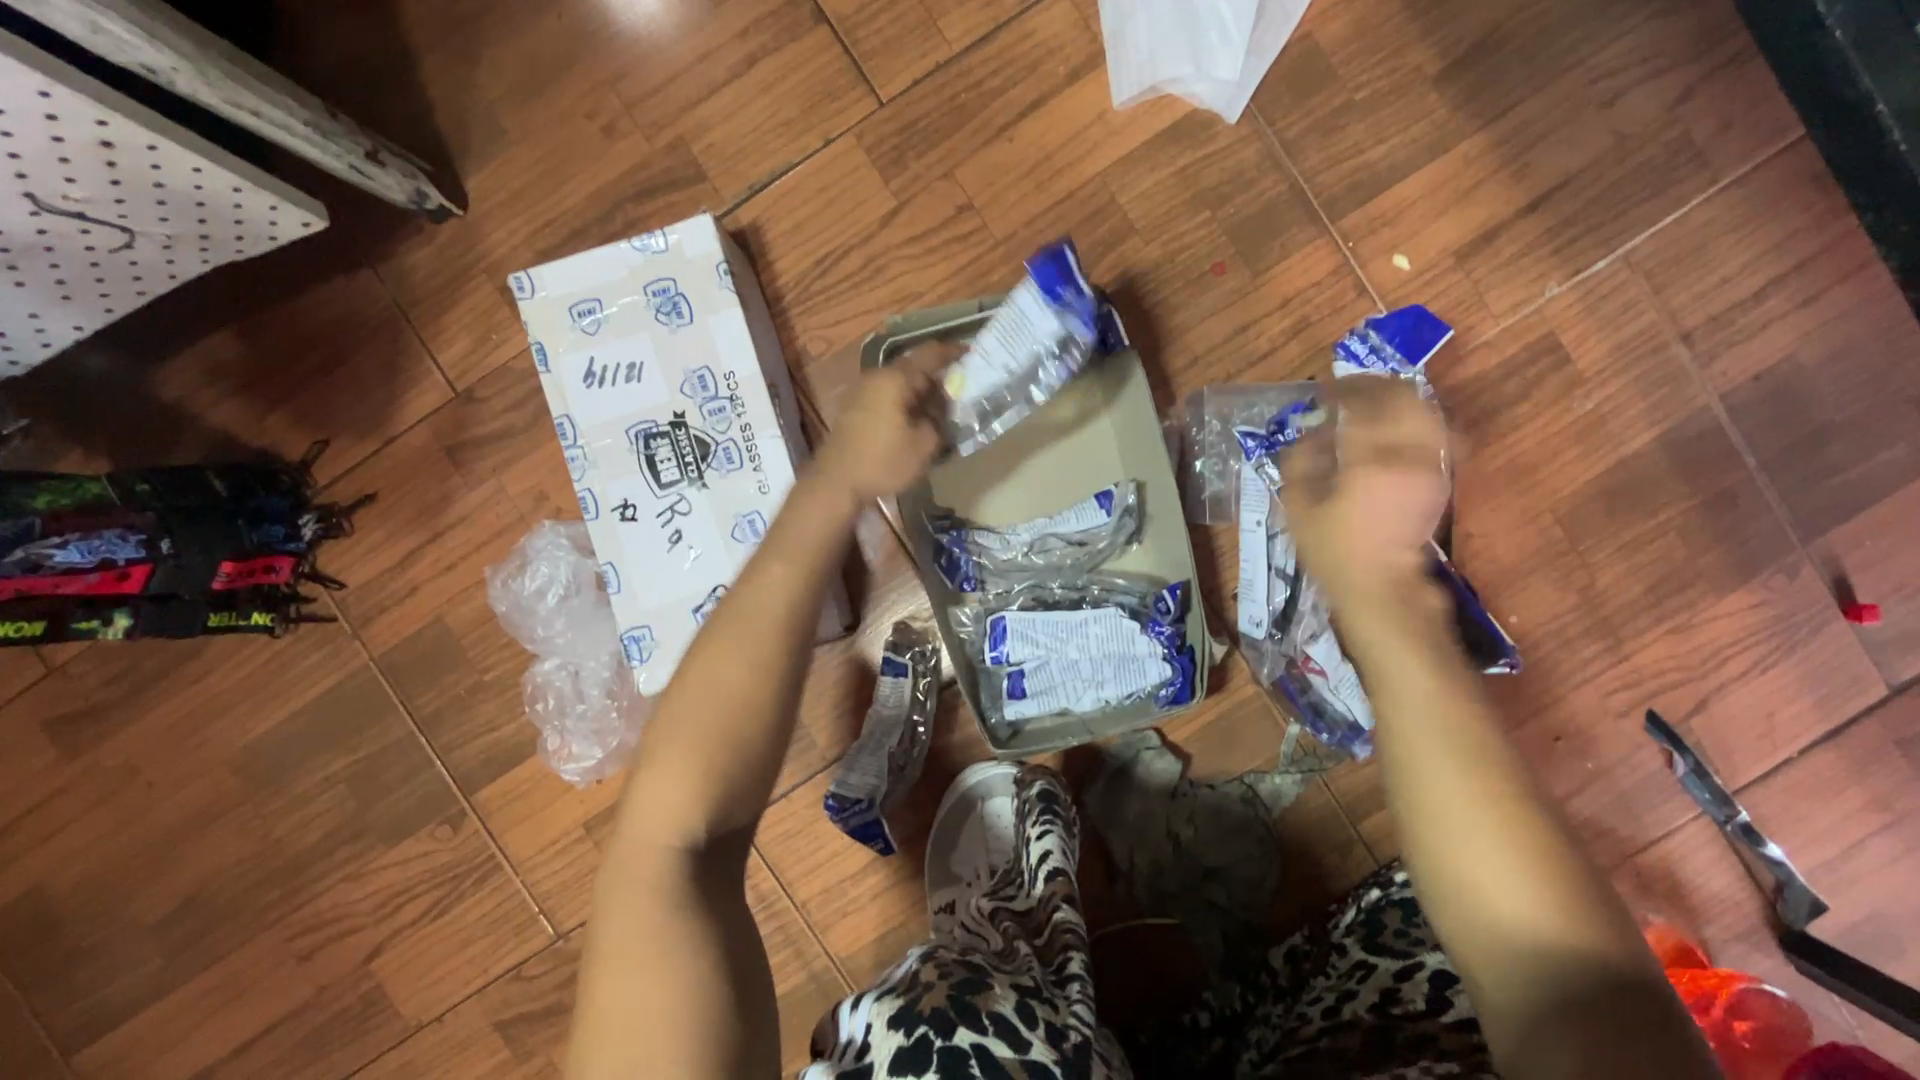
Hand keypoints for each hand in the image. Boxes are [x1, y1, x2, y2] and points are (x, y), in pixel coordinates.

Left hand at [812, 343, 952, 500]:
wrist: (836, 482)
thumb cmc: (883, 461)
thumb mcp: (924, 444)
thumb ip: (939, 419)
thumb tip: (941, 407)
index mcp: (894, 378)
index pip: (929, 354)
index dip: (952, 352)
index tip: (970, 353)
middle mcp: (876, 377)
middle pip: (913, 367)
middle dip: (937, 377)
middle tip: (959, 388)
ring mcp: (862, 391)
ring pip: (899, 383)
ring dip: (920, 391)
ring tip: (941, 406)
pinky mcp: (855, 408)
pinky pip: (887, 395)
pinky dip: (905, 401)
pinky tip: (916, 417)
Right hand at [1279, 376, 1450, 619]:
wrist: (1382, 585)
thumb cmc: (1334, 550)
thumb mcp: (1298, 506)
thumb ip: (1301, 460)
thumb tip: (1314, 432)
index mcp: (1370, 458)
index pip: (1361, 402)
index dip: (1341, 390)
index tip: (1322, 393)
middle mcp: (1409, 453)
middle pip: (1402, 396)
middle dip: (1374, 387)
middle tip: (1349, 391)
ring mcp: (1432, 464)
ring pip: (1424, 410)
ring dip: (1398, 400)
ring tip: (1372, 405)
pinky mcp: (1441, 477)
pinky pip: (1435, 432)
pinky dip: (1415, 420)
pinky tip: (1394, 428)